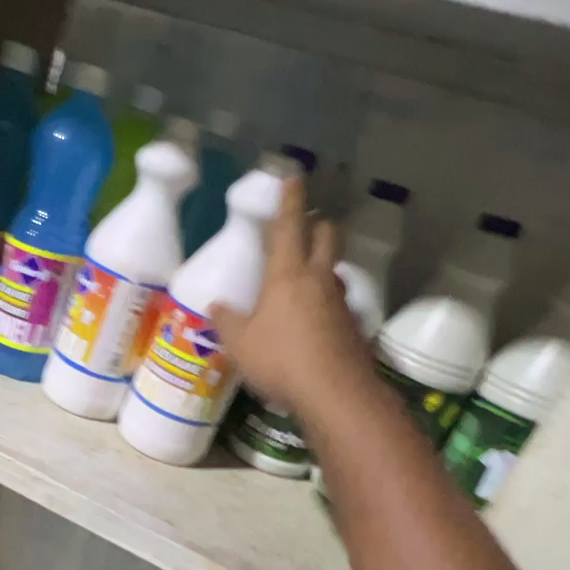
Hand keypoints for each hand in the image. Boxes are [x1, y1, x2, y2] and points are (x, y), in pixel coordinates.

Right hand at [210, 175, 371, 413]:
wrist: (334, 393)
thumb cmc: (280, 360)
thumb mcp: (240, 344)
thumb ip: (227, 321)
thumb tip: (217, 306)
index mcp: (287, 275)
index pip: (288, 226)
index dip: (289, 200)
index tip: (293, 176)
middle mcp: (318, 280)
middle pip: (325, 237)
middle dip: (316, 226)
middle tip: (305, 227)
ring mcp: (340, 303)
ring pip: (332, 271)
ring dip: (322, 268)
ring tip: (305, 281)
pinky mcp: (352, 327)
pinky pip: (338, 305)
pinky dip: (327, 305)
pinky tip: (315, 323)